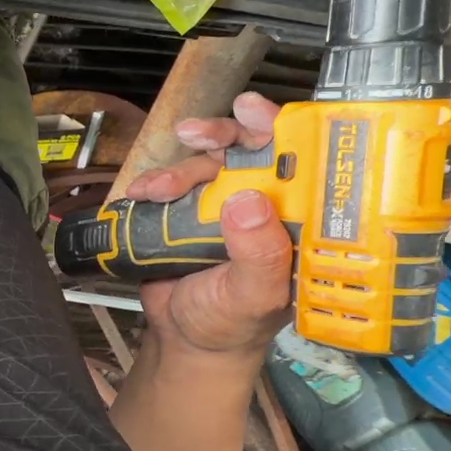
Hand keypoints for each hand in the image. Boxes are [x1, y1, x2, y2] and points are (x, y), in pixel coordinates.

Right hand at [124, 92, 293, 360]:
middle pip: (256, 151)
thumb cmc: (230, 325)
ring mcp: (227, 207)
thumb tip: (248, 200)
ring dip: (178, 169)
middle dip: (224, 135)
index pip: (309, 165)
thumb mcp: (252, 296)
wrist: (179, 338)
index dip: (292, 130)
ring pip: (209, 164)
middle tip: (196, 133)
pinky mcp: (188, 211)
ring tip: (154, 190)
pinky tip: (141, 193)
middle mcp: (270, 208)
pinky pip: (174, 183)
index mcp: (302, 225)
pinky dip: (155, 182)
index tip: (260, 112)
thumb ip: (257, 254)